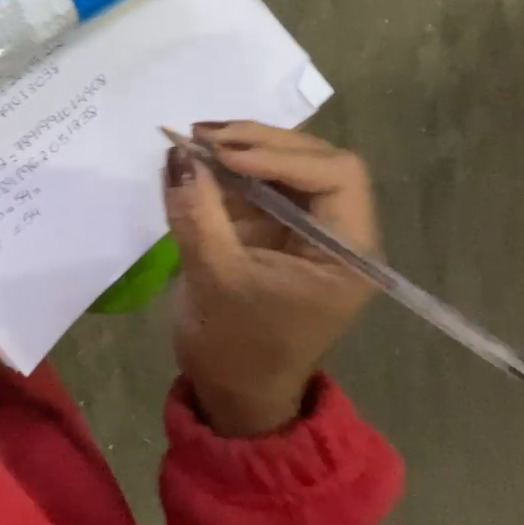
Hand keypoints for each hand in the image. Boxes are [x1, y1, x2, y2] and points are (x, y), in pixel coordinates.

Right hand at [163, 121, 379, 436]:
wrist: (230, 390)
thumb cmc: (237, 346)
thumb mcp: (214, 277)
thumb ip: (197, 212)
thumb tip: (177, 153)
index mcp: (346, 250)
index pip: (336, 175)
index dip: (282, 155)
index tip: (225, 155)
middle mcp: (332, 231)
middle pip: (311, 161)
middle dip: (258, 142)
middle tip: (201, 134)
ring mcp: (297, 228)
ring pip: (280, 166)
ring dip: (237, 148)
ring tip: (191, 139)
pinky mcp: (266, 230)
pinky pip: (250, 185)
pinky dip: (221, 168)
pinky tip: (190, 159)